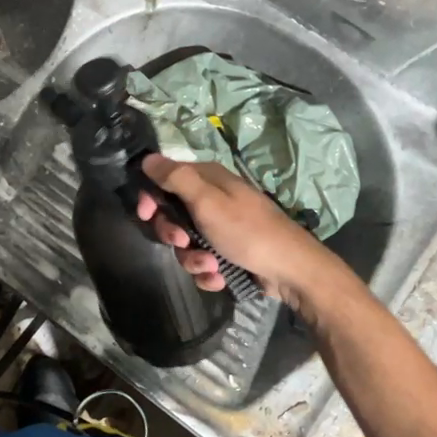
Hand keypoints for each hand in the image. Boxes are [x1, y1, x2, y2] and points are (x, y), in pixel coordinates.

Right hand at [135, 154, 349, 306]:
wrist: (291, 271)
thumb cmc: (247, 231)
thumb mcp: (207, 201)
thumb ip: (175, 178)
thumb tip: (147, 158)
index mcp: (208, 180)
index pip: (165, 179)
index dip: (151, 197)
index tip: (146, 214)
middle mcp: (213, 199)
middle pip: (171, 214)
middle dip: (172, 234)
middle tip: (183, 242)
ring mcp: (220, 227)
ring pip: (185, 243)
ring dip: (192, 258)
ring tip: (210, 266)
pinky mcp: (227, 252)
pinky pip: (201, 261)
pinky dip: (207, 272)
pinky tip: (219, 278)